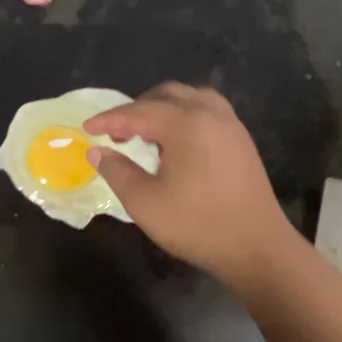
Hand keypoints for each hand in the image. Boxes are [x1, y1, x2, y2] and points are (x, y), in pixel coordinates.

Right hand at [85, 82, 297, 286]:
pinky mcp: (241, 141)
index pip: (137, 112)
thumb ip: (116, 171)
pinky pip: (207, 112)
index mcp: (186, 124)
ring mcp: (231, 126)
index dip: (108, 119)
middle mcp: (210, 114)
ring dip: (163, 109)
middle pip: (166, 95)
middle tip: (115, 133)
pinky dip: (184, 117)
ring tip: (145, 133)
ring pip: (191, 99)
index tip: (86, 129)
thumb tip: (97, 151)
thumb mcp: (144, 202)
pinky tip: (174, 143)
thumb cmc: (195, 224)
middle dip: (136, 109)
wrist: (255, 246)